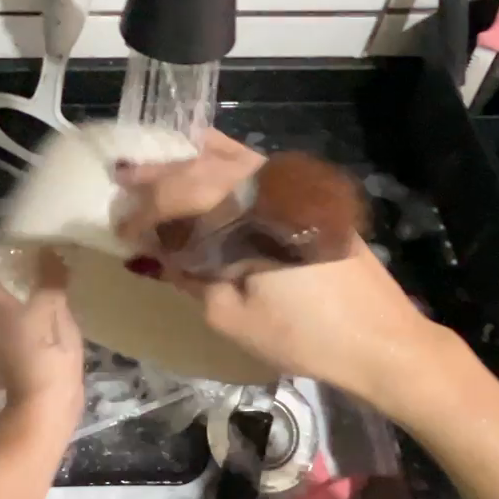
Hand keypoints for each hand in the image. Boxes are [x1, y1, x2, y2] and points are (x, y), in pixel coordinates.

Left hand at [0, 249, 85, 426]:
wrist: (46, 403)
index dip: (11, 258)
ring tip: (52, 285)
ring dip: (22, 296)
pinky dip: (26, 315)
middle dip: (17, 278)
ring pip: (4, 305)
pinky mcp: (5, 352)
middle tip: (47, 266)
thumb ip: (50, 275)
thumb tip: (49, 248)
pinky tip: (51, 311)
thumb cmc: (46, 350)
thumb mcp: (54, 305)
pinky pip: (13, 321)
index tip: (34, 252)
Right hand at [117, 132, 456, 407]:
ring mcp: (293, 184)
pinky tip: (201, 166)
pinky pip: (252, 165)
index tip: (117, 229)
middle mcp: (270, 184)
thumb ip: (188, 276)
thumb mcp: (232, 316)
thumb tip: (154, 255)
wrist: (382, 339)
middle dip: (156, 177)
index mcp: (249, 212)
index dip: (142, 210)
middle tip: (120, 185)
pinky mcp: (307, 194)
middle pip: (199, 166)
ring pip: (225, 158)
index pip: (179, 194)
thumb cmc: (304, 335)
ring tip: (151, 175)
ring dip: (185, 165)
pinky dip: (220, 162)